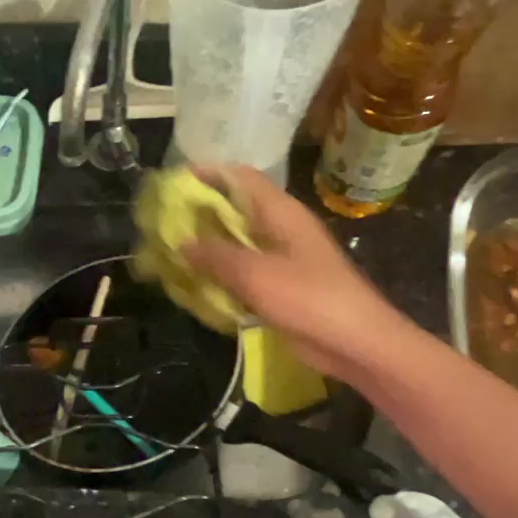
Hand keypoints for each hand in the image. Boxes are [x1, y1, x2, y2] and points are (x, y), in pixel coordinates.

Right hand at [182, 165, 403, 377]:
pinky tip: (196, 287)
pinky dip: (221, 277)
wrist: (354, 342)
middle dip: (200, 216)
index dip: (208, 174)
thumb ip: (216, 257)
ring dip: (207, 249)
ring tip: (171, 255)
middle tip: (163, 224)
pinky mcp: (281, 288)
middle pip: (236, 211)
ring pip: (237, 245)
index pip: (241, 178)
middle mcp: (280, 230)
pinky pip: (244, 274)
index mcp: (281, 213)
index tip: (173, 183)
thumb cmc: (309, 299)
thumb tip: (182, 243)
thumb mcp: (256, 275)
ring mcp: (282, 260)